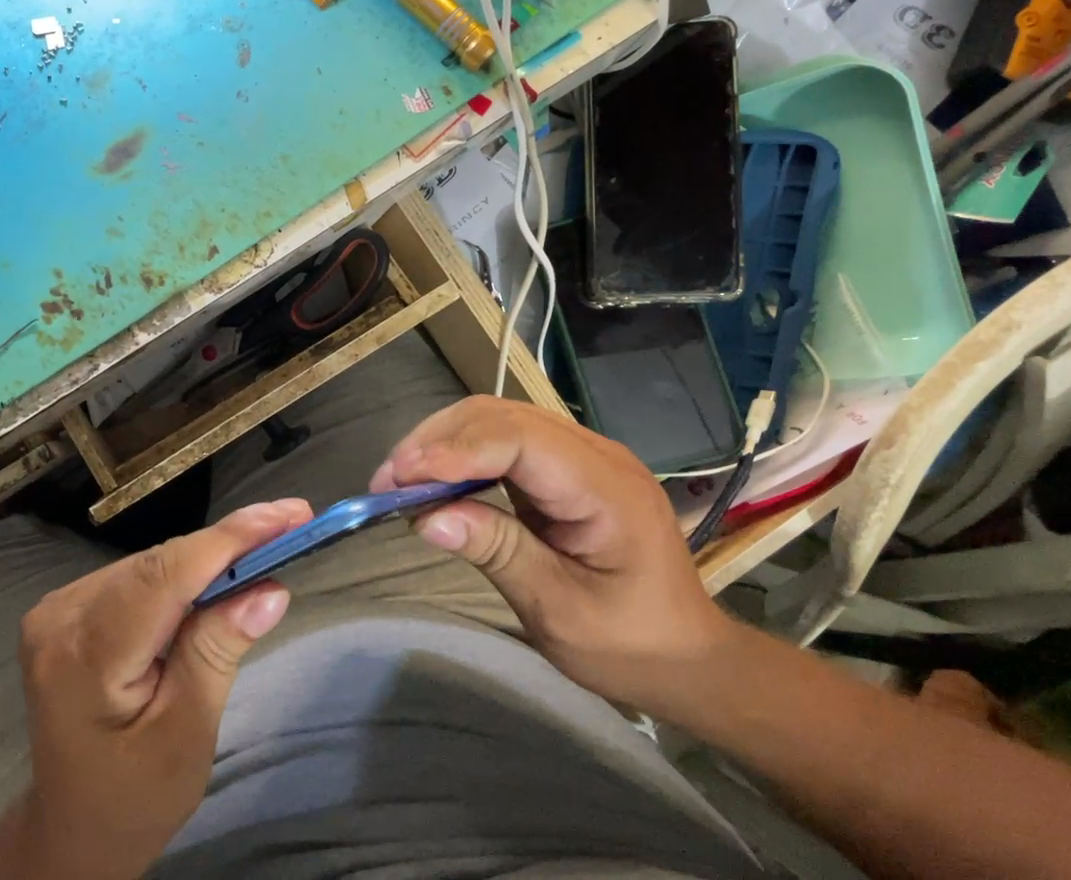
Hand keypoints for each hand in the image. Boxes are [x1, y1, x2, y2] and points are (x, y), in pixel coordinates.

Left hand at [0, 501, 308, 879]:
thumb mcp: (186, 735)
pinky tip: (214, 579)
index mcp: (84, 655)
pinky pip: (130, 581)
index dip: (228, 540)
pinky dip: (176, 577)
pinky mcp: (62, 614)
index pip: (163, 577)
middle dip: (225, 545)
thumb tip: (267, 589)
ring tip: (264, 548)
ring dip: (204, 560)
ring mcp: (54, 612)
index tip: (288, 514)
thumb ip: (217, 652)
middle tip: (291, 524)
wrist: (73, 826)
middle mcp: (58, 618)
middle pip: (154, 565)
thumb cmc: (135, 796)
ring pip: (145, 566)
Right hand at [370, 396, 741, 711]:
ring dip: (441, 442)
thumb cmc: (629, 644)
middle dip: (436, 440)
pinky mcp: (562, 468)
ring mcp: (580, 457)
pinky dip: (458, 454)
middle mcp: (595, 456)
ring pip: (495, 418)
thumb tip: (426, 518)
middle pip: (500, 415)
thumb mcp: (559, 610)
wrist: (684, 656)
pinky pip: (501, 439)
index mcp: (607, 490)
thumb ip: (498, 553)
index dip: (453, 450)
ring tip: (399, 482)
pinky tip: (433, 481)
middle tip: (386, 484)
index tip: (398, 481)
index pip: (518, 440)